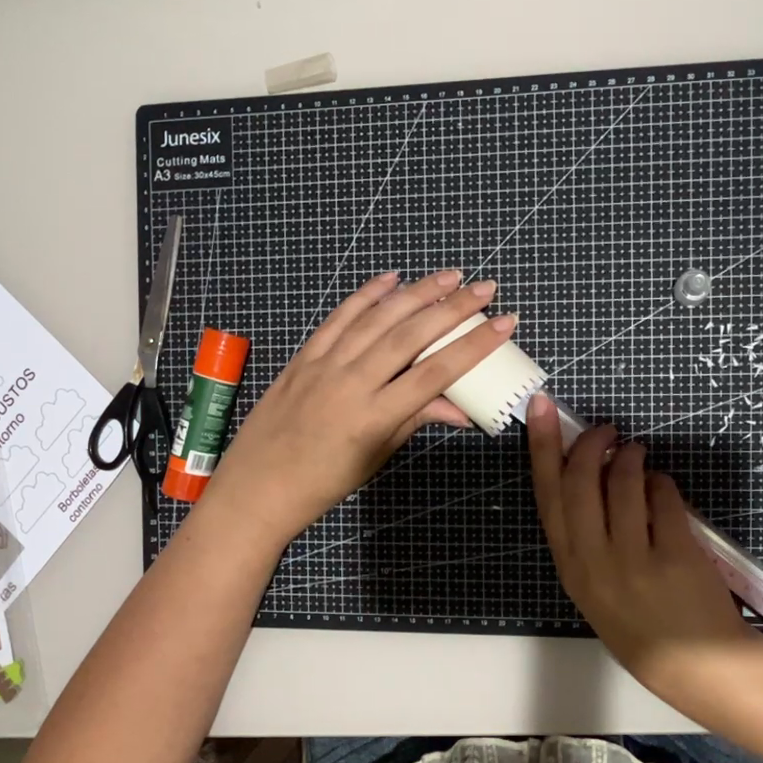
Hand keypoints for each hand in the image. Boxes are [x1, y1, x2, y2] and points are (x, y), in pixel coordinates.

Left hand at [200, 270, 514, 546]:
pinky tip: (390, 279)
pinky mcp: (303, 356)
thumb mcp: (376, 456)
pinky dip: (365, 295)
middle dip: (452, 308)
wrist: (258, 487)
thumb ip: (415, 421)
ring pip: (376, 318)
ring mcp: (324, 365)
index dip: (474, 345)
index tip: (504, 322)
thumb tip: (460, 410)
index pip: (436, 372)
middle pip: (410, 335)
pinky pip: (338, 318)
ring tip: (449, 276)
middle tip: (485, 287)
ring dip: (416, 293)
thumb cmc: (323, 482)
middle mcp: (351, 383)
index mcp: (374, 416)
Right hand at [526, 393, 756, 696]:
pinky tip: (662, 485)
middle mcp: (594, 560)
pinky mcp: (674, 554)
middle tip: (604, 429)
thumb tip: (591, 476)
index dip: (542, 448)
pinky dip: (661, 482)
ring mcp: (634, 558)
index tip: (540, 409)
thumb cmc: (640, 626)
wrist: (693, 664)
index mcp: (570, 566)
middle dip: (588, 443)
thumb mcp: (595, 588)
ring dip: (629, 457)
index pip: (548, 496)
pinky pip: (662, 498)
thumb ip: (586, 539)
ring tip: (637, 453)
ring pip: (622, 482)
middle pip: (579, 482)